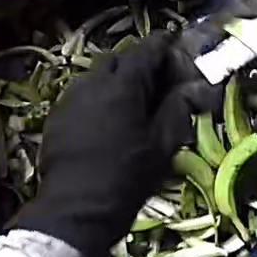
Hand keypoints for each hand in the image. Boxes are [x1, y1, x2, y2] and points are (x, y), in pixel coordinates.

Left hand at [12, 33, 218, 256]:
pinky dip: (101, 96)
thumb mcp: (163, 143)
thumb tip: (199, 86)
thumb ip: (180, 107)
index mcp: (123, 84)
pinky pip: (83, 93)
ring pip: (98, 74)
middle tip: (161, 81)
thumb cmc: (127, 176)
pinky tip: (110, 119)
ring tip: (136, 101)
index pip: (148, 48)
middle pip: (120, 57)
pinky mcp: (57, 116)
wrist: (76, 209)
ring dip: (119, 79)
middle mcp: (93, 82)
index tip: (180, 55)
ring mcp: (71, 97)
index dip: (167, 48)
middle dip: (142, 62)